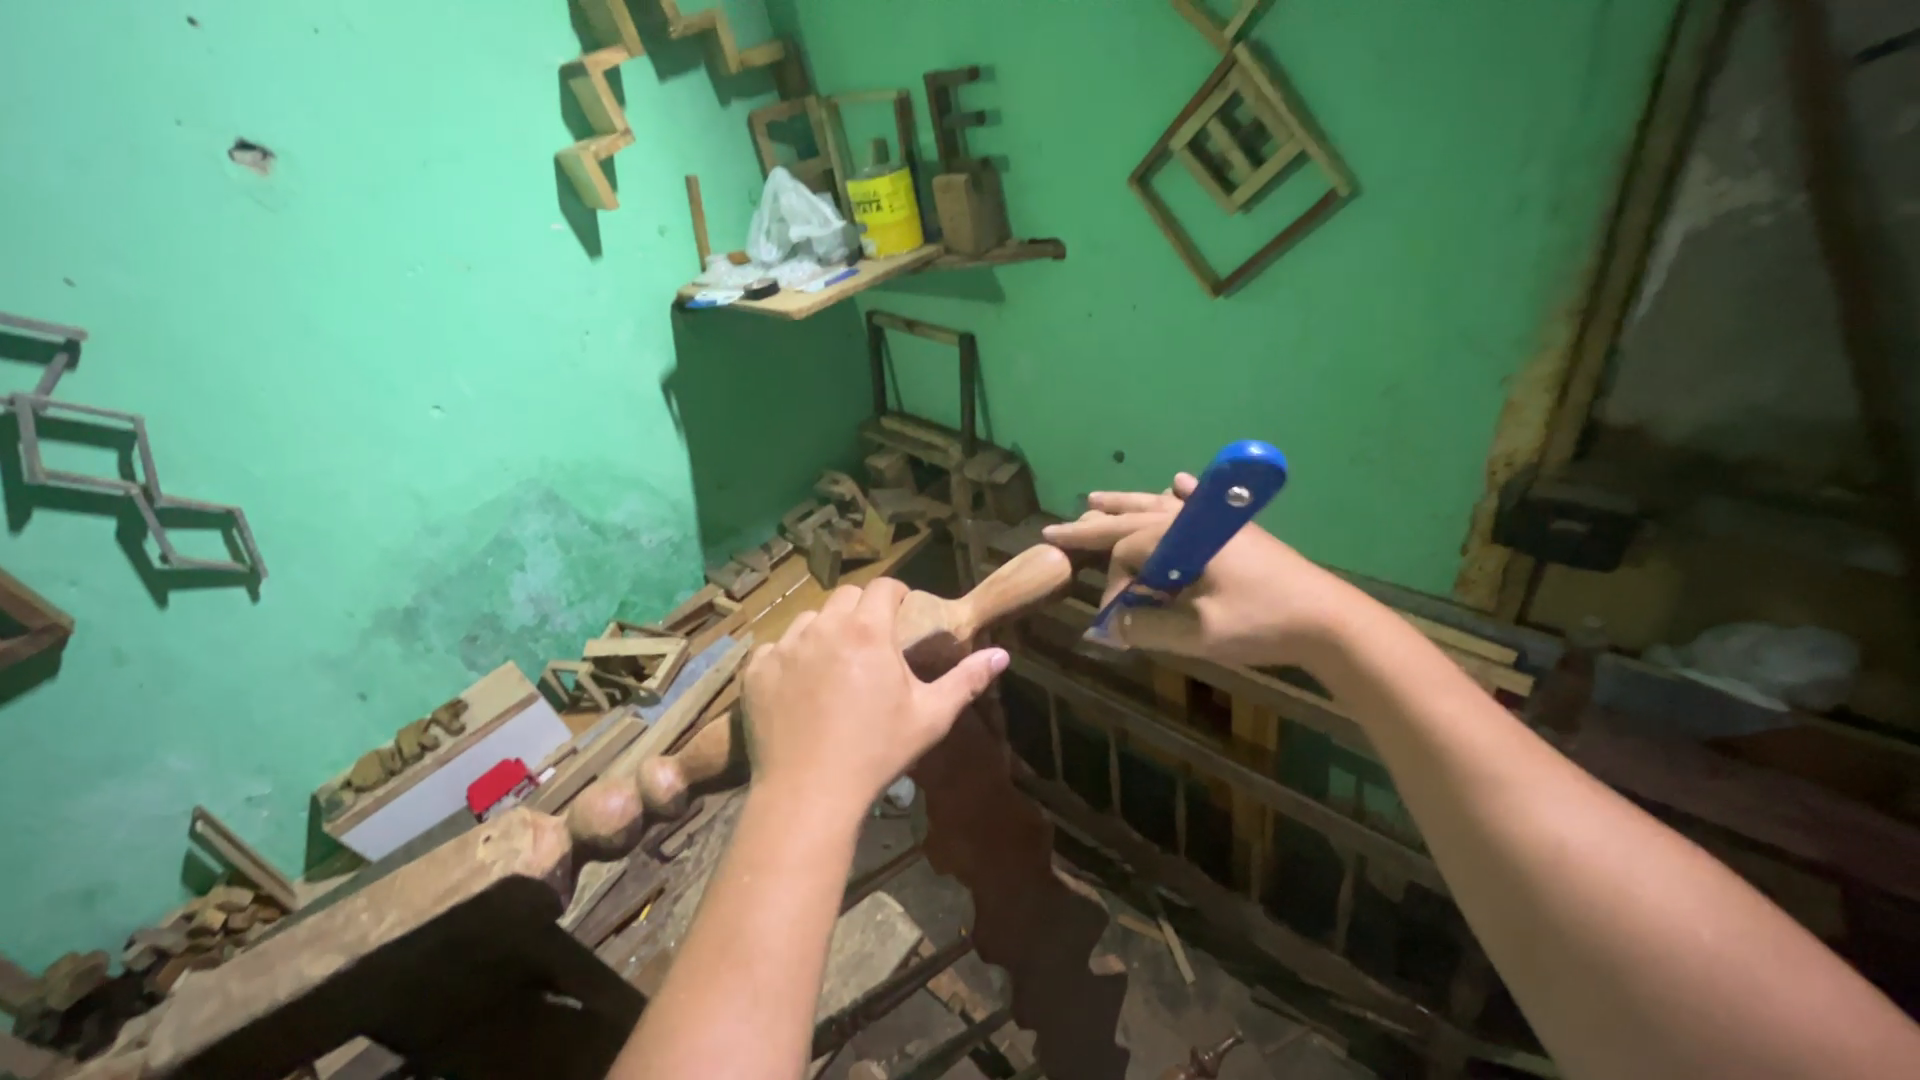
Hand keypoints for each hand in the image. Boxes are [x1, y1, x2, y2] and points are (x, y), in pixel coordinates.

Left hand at [741, 579, 1008, 820]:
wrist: (809, 792)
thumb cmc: (877, 752)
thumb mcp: (931, 717)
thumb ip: (967, 680)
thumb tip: (1001, 656)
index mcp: (869, 631)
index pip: (884, 587)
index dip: (896, 595)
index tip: (901, 612)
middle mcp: (824, 627)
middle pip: (845, 596)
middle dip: (862, 610)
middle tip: (872, 642)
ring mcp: (786, 647)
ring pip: (809, 619)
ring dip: (825, 631)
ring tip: (834, 664)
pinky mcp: (756, 670)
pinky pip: (775, 648)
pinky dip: (789, 658)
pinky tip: (799, 688)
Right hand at [1041, 473, 1349, 666]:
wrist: (1328, 620)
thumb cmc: (1261, 624)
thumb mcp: (1197, 634)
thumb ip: (1147, 627)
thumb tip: (1111, 624)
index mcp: (1181, 538)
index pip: (1126, 554)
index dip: (1111, 589)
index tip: (1112, 622)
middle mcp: (1193, 519)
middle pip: (1132, 516)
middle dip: (1093, 525)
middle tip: (1057, 529)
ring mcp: (1216, 520)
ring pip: (1157, 505)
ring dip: (1125, 504)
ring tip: (1094, 500)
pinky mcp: (1236, 529)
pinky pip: (1197, 503)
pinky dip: (1179, 495)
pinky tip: (1176, 482)